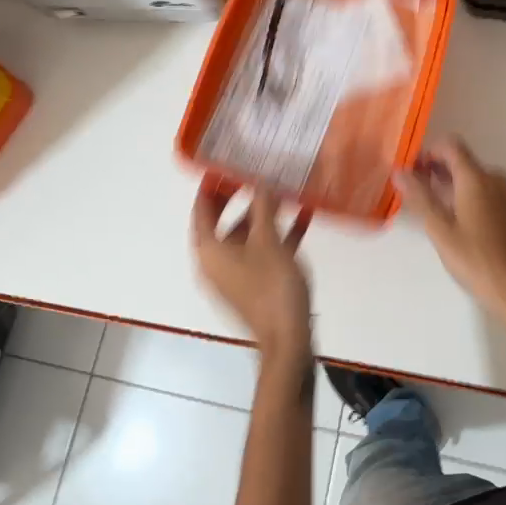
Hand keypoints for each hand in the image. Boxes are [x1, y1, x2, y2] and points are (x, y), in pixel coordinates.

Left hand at [191, 185, 313, 359]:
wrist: (288, 340)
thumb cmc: (271, 286)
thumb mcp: (268, 240)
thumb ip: (263, 207)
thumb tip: (259, 181)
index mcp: (209, 251)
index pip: (201, 211)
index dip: (210, 186)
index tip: (223, 164)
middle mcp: (217, 263)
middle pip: (223, 222)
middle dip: (237, 197)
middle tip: (253, 172)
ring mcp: (237, 275)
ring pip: (246, 236)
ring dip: (263, 215)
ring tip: (283, 190)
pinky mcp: (257, 285)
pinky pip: (264, 252)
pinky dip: (279, 235)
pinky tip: (303, 217)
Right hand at [397, 136, 505, 323]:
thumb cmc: (477, 261)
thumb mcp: (440, 230)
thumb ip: (419, 197)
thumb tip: (399, 171)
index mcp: (477, 178)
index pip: (450, 145)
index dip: (427, 152)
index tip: (410, 171)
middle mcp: (496, 179)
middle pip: (462, 161)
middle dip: (436, 170)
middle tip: (415, 192)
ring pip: (474, 178)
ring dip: (451, 185)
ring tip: (432, 210)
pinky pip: (487, 192)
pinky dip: (468, 197)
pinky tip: (457, 222)